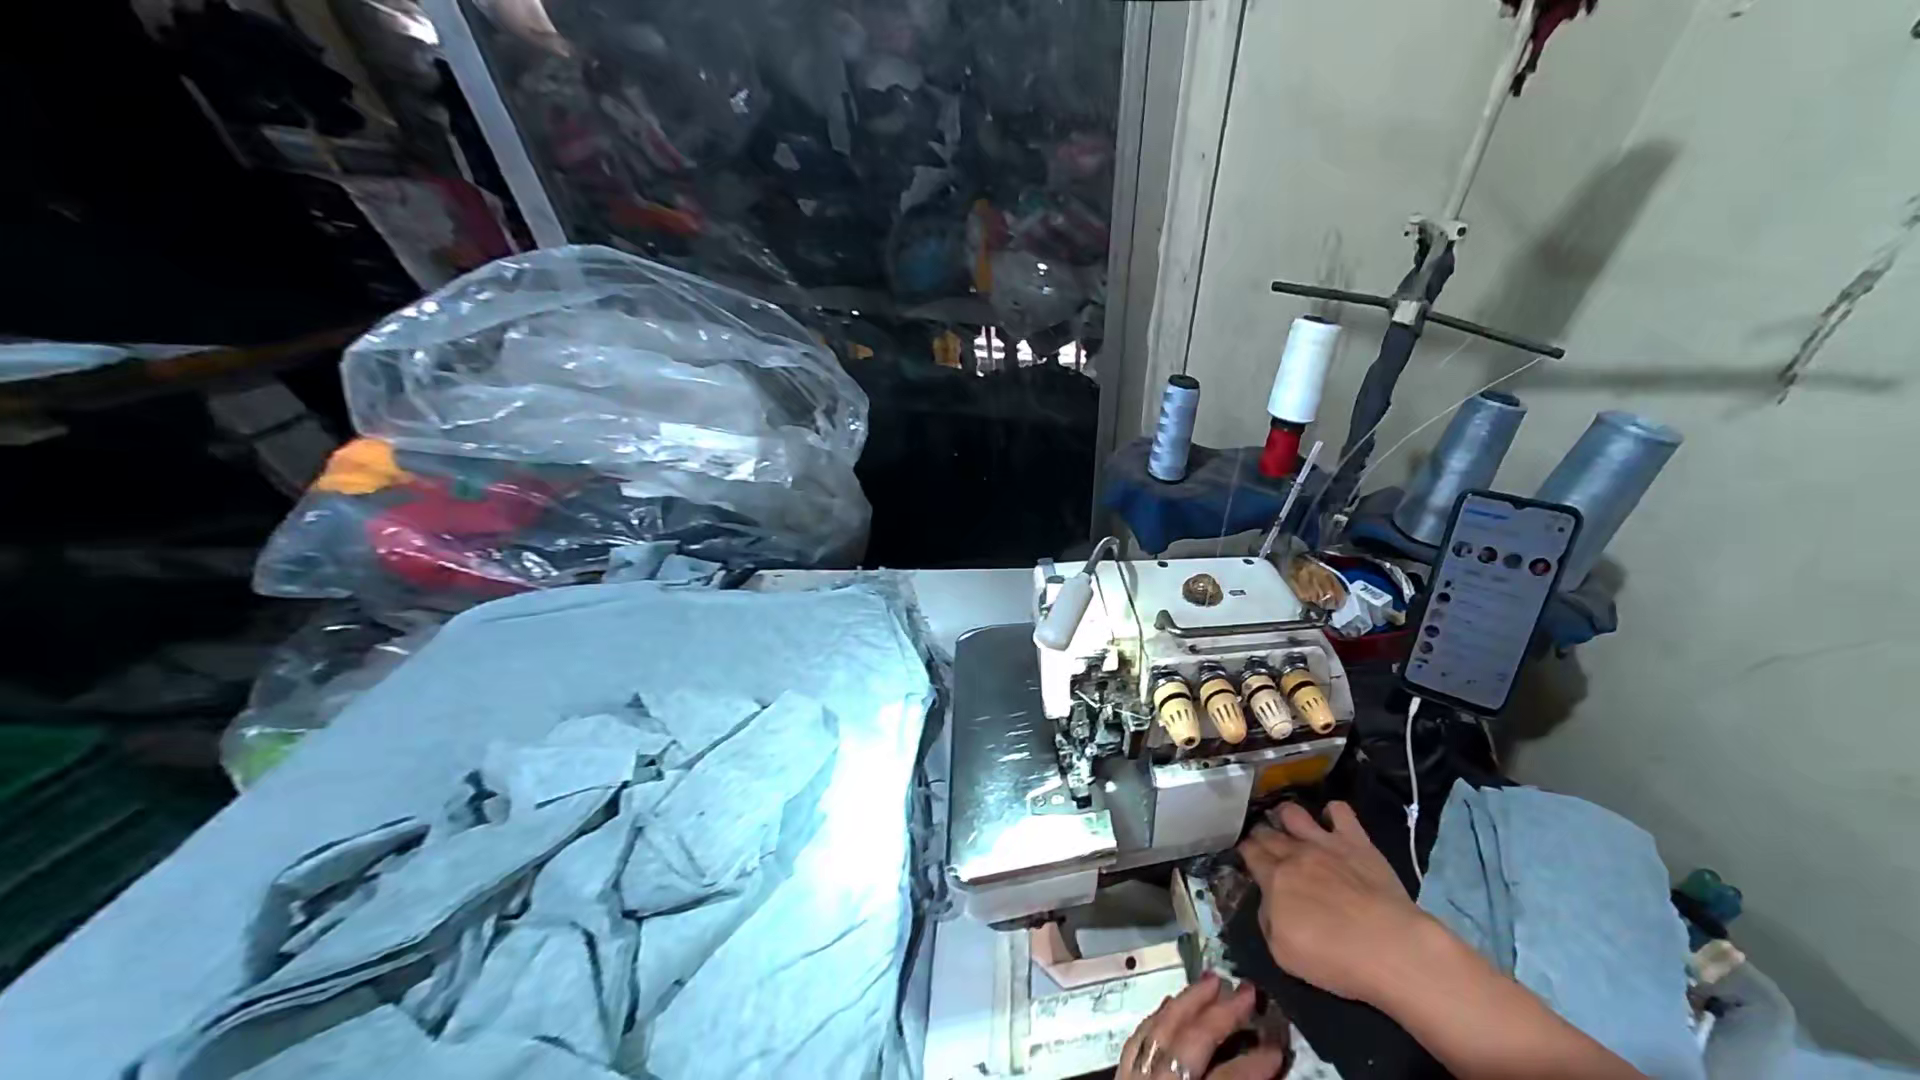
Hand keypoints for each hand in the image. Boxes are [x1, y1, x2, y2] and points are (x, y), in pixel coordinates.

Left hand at [1117, 975, 1286, 1079]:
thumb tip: (1263, 1062)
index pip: (1226, 1079)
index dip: (1254, 1065)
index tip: (1280, 1050)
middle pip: (1190, 1040)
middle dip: (1221, 1013)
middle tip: (1248, 989)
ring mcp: (1133, 1077)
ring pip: (1159, 1029)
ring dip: (1188, 1002)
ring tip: (1212, 981)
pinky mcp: (1119, 1075)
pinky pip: (1137, 1039)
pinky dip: (1157, 1018)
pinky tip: (1171, 1002)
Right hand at [1237, 801, 1431, 1006]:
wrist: (1392, 950)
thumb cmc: (1335, 958)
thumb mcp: (1282, 953)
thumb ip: (1267, 920)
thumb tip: (1269, 902)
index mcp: (1273, 878)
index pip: (1249, 852)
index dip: (1245, 852)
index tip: (1247, 857)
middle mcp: (1294, 853)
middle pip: (1266, 832)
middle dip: (1260, 835)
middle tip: (1264, 845)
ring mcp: (1326, 843)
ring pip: (1293, 813)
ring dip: (1287, 817)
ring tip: (1292, 828)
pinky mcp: (1357, 842)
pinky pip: (1340, 811)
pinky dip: (1333, 813)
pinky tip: (1334, 825)